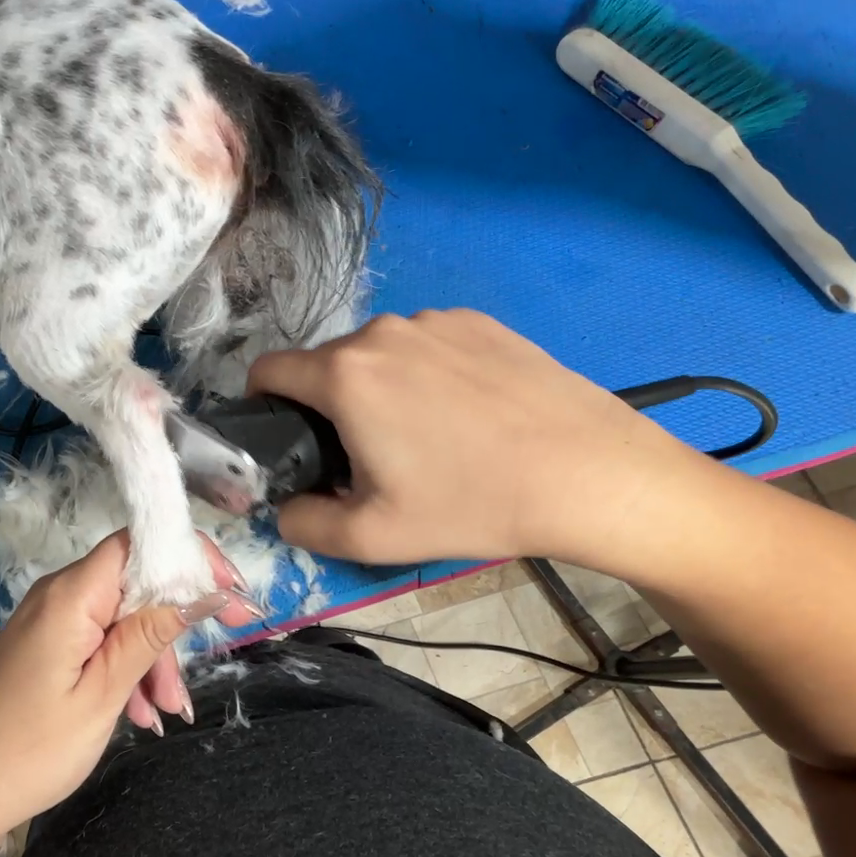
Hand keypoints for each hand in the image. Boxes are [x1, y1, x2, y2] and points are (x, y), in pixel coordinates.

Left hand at [0, 531, 233, 843]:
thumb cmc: (33, 748)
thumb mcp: (103, 693)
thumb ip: (152, 635)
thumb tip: (205, 589)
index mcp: (70, 595)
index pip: (137, 543)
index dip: (187, 556)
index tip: (228, 590)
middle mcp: (58, 593)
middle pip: (133, 583)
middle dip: (171, 624)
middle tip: (199, 672)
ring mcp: (49, 617)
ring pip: (119, 616)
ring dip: (150, 657)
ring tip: (165, 712)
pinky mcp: (44, 642)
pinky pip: (97, 638)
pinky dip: (123, 667)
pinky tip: (139, 711)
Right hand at [247, 310, 706, 566]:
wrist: (593, 475)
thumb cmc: (473, 503)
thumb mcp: (372, 536)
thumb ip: (303, 525)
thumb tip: (284, 509)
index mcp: (344, 375)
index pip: (267, 370)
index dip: (262, 404)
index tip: (286, 436)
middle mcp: (380, 332)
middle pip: (324, 364)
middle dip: (328, 404)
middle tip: (368, 454)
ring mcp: (433, 320)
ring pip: (377, 353)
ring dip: (378, 385)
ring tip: (427, 433)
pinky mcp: (478, 321)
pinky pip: (425, 343)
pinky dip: (426, 371)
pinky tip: (467, 411)